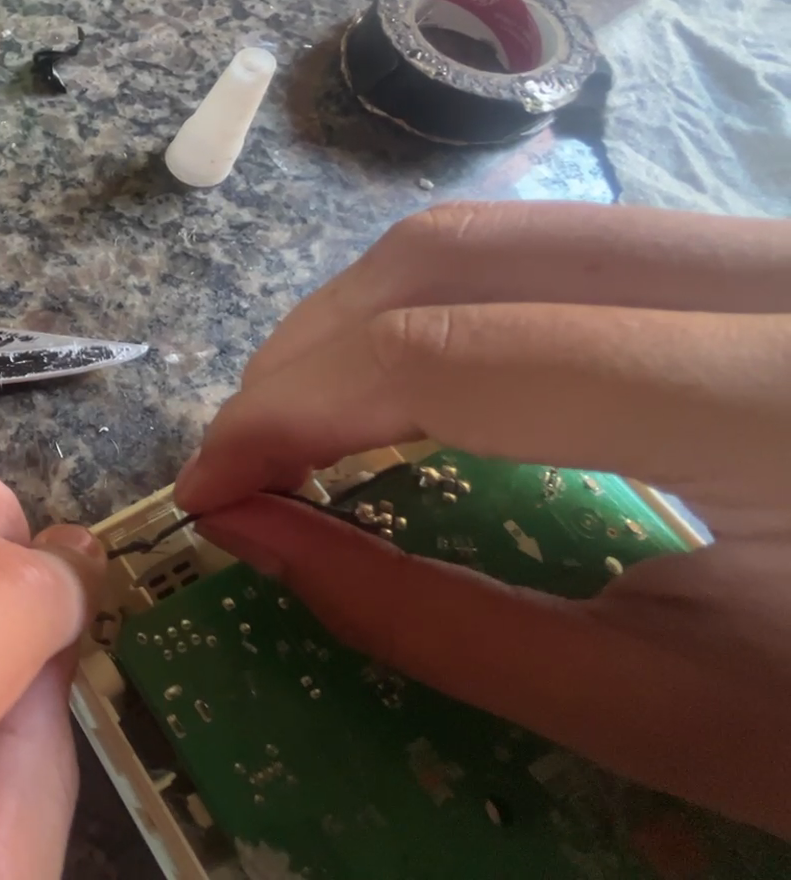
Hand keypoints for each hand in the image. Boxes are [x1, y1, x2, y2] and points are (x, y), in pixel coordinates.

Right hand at [175, 202, 790, 838]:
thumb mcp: (659, 707)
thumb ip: (421, 615)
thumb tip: (242, 526)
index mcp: (784, 403)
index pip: (447, 358)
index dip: (286, 415)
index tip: (207, 489)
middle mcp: (778, 277)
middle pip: (444, 258)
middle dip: (297, 361)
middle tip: (240, 456)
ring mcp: (764, 246)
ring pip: (477, 234)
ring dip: (341, 323)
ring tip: (291, 417)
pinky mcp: (735, 256)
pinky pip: (526, 246)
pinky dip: (410, 306)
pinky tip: (380, 377)